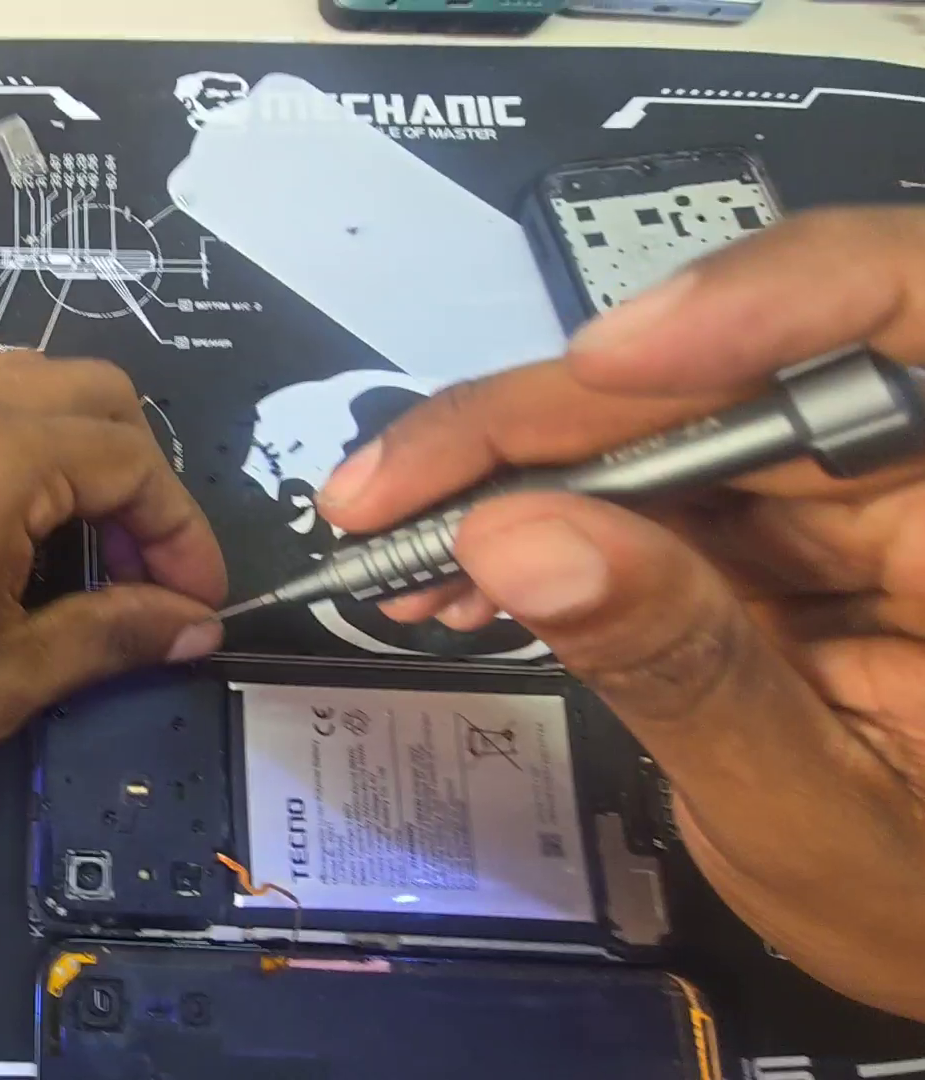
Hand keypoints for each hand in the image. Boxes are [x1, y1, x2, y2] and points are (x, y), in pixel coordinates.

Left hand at [0, 347, 227, 907]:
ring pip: (27, 386)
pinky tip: (1, 519)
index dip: (182, 532)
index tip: (200, 602)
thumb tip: (195, 623)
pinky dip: (10, 443)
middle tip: (143, 574)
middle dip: (138, 481)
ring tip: (80, 551)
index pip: (132, 460)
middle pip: (92, 397)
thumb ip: (109, 636)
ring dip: (76, 454)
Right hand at [318, 207, 924, 1019]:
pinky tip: (450, 580)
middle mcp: (915, 468)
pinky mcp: (744, 522)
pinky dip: (511, 529)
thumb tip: (506, 536)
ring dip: (485, 491)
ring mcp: (823, 494)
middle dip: (515, 434)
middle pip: (706, 381)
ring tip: (394, 563)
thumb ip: (677, 664)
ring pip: (627, 436)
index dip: (764, 302)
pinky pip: (608, 492)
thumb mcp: (807, 813)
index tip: (594, 360)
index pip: (923, 315)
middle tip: (372, 497)